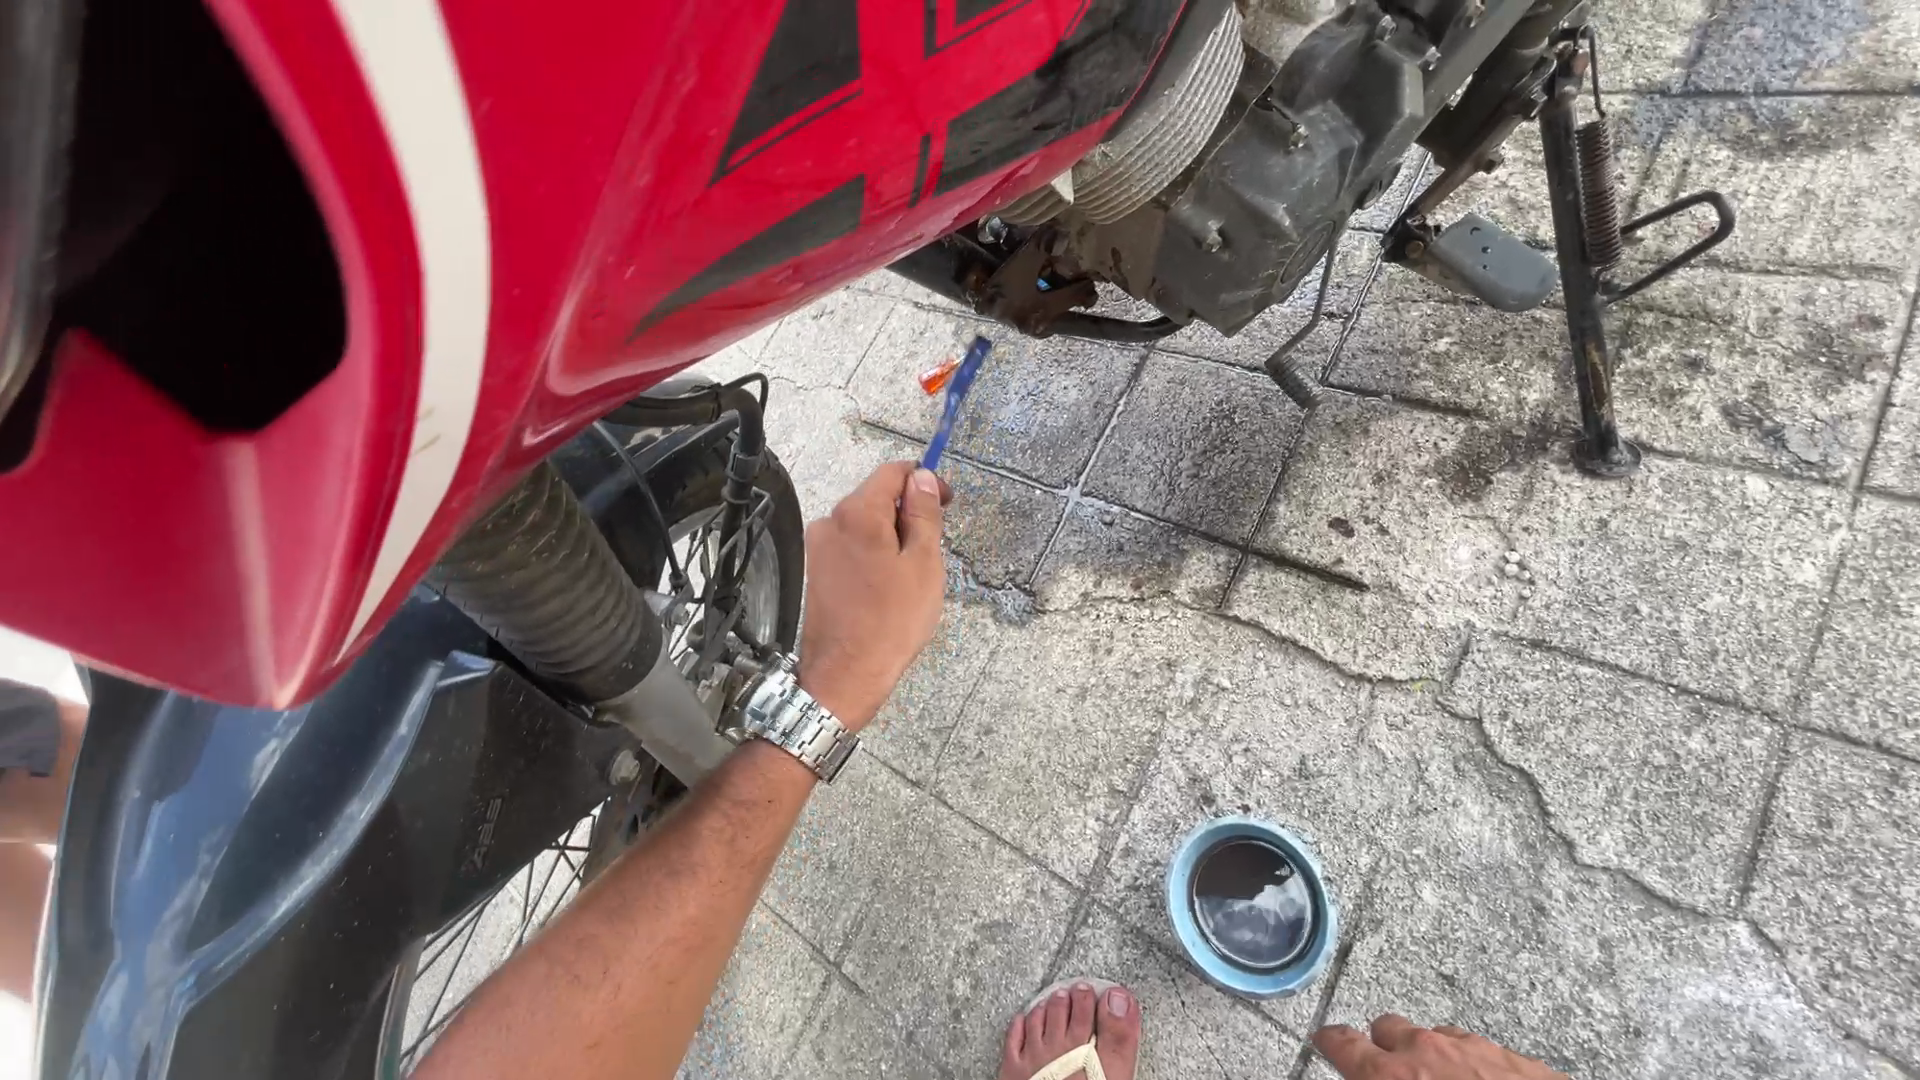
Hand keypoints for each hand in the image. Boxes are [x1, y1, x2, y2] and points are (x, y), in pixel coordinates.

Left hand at [796, 462, 949, 730]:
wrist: (846, 674)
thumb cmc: (893, 620)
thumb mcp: (923, 563)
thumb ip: (923, 514)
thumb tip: (924, 477)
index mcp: (857, 513)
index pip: (892, 473)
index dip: (923, 480)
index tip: (946, 503)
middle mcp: (830, 521)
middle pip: (876, 497)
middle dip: (908, 514)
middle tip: (932, 550)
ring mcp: (818, 547)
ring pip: (864, 524)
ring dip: (891, 537)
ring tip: (911, 576)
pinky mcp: (815, 570)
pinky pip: (851, 546)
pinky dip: (874, 554)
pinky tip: (887, 588)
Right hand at [1313, 1016, 1567, 1079]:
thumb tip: (1375, 1075)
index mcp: (1393, 1078)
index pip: (1343, 1043)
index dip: (1331, 1043)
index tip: (1326, 1044)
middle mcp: (1427, 1053)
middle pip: (1388, 1027)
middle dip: (1386, 1049)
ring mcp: (1477, 1052)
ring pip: (1437, 1038)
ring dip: (1433, 1059)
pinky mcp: (1522, 1062)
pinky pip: (1484, 1052)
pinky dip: (1478, 1070)